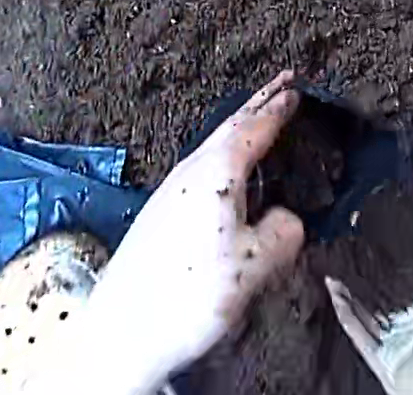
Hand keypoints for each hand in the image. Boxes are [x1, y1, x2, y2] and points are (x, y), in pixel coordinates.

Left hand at [57, 71, 306, 393]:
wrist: (116, 332)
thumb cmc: (186, 297)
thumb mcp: (252, 269)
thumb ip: (283, 235)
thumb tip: (287, 219)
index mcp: (219, 170)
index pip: (257, 127)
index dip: (279, 107)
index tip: (297, 89)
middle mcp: (195, 166)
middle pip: (235, 122)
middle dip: (261, 99)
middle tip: (284, 79)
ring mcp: (174, 184)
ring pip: (218, 139)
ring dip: (244, 120)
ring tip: (262, 113)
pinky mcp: (164, 204)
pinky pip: (207, 157)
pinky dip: (229, 145)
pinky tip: (231, 163)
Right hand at [327, 234, 412, 394]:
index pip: (394, 293)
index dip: (378, 277)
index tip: (365, 258)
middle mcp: (403, 331)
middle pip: (373, 306)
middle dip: (357, 288)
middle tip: (342, 266)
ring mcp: (391, 348)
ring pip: (363, 320)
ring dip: (347, 300)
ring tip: (333, 279)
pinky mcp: (382, 363)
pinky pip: (360, 339)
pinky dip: (348, 320)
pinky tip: (337, 301)